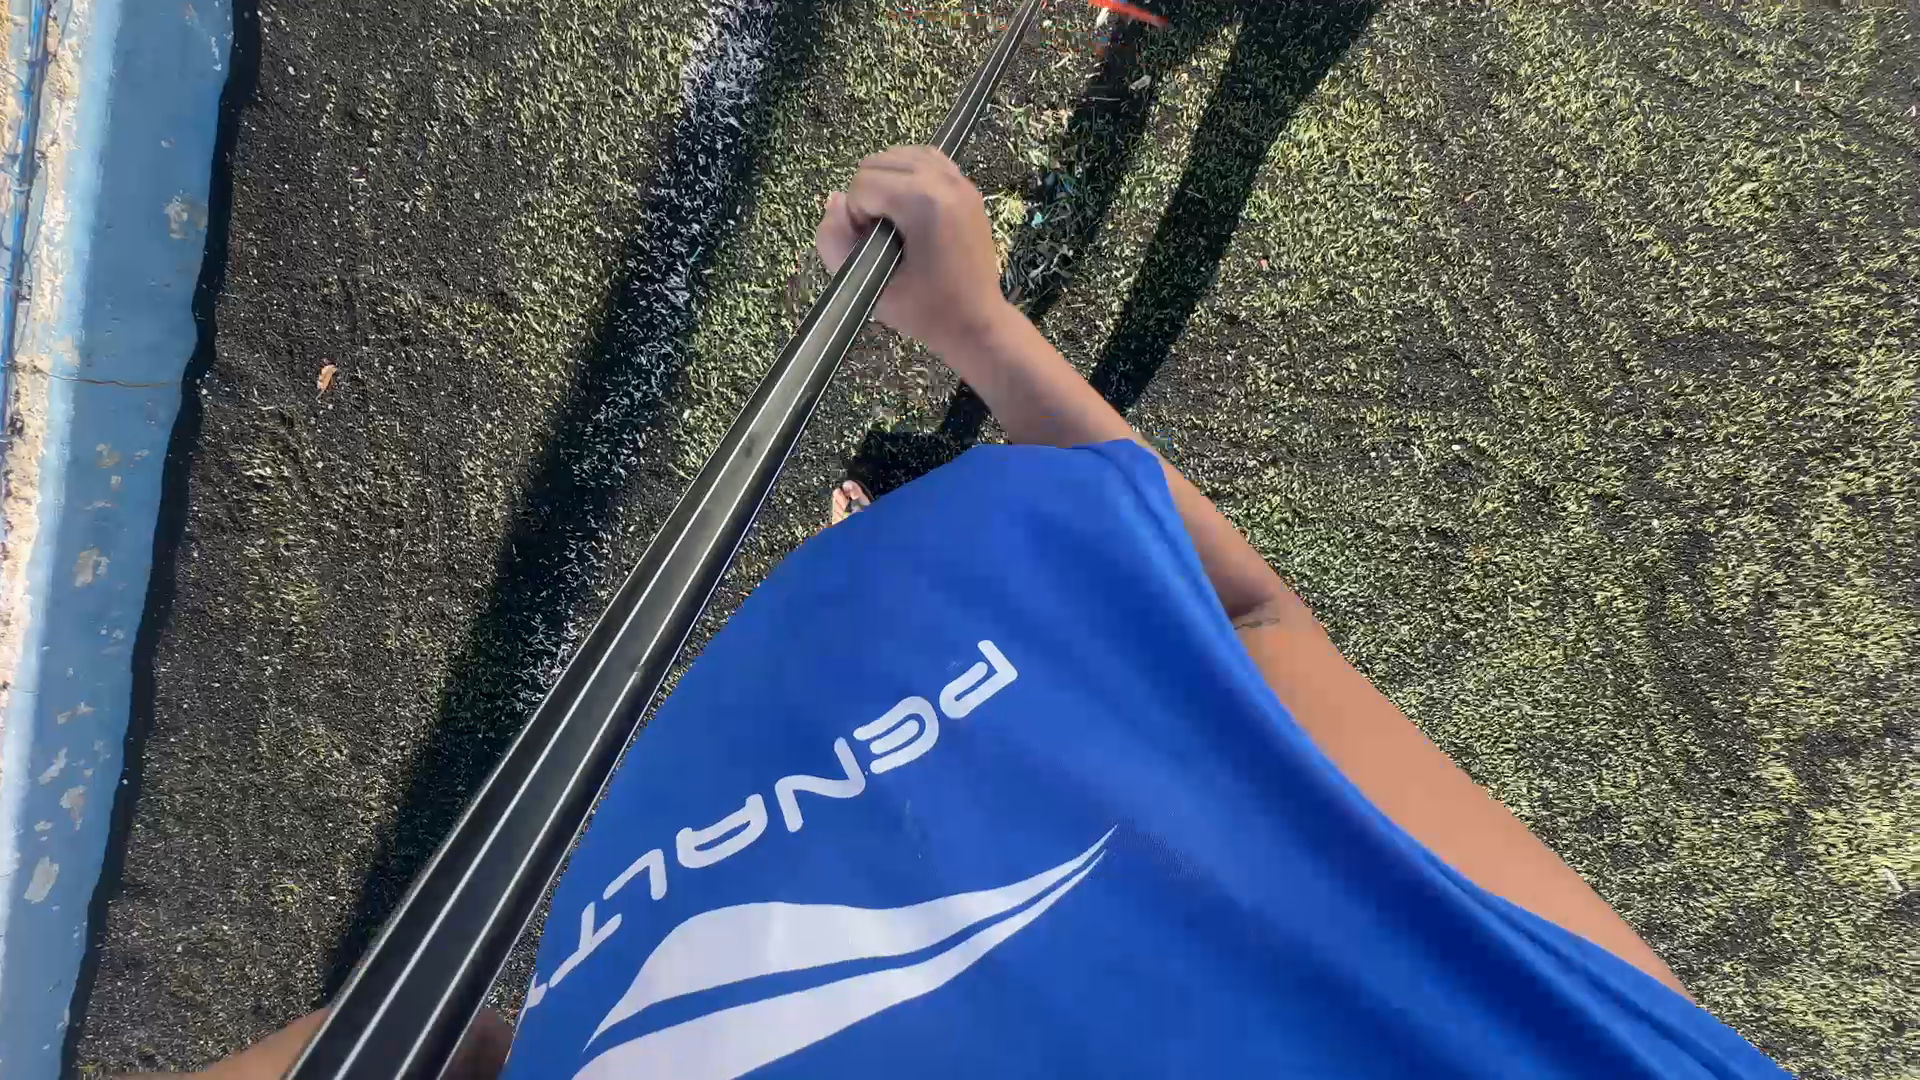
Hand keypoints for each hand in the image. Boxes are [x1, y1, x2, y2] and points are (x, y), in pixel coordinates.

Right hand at [814, 145, 1011, 354]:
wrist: (977, 323)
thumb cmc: (926, 313)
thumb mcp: (869, 287)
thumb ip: (835, 244)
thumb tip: (833, 200)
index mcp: (923, 203)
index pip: (862, 184)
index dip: (856, 218)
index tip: (873, 251)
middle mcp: (944, 181)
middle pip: (878, 162)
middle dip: (868, 197)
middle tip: (881, 239)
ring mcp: (959, 180)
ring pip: (900, 154)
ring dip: (886, 184)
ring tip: (894, 224)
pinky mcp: (967, 187)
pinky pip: (926, 159)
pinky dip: (909, 176)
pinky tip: (908, 209)